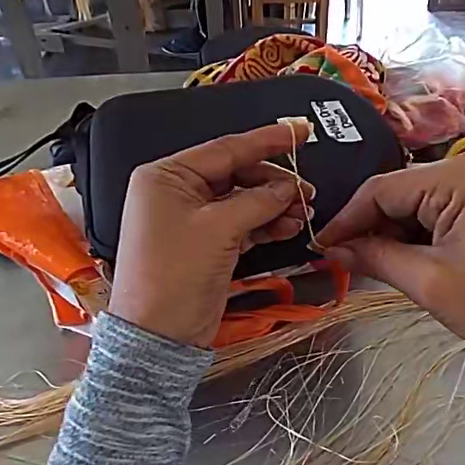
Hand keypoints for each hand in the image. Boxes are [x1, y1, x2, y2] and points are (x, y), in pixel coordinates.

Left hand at [108, 121, 314, 347]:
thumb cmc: (173, 275)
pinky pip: (239, 223)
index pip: (223, 149)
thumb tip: (287, 186)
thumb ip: (258, 200)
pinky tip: (287, 226)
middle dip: (272, 182)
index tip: (299, 131)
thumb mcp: (218, 228)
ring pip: (240, 199)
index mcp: (165, 176)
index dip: (265, 140)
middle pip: (234, 174)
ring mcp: (188, 218)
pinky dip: (263, 224)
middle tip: (305, 190)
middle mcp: (173, 192)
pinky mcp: (202, 243)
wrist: (159, 333)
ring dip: (273, 205)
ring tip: (302, 211)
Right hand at [313, 147, 464, 356]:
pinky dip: (411, 233)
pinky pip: (433, 208)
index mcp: (460, 177)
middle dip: (366, 226)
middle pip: (395, 191)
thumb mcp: (428, 283)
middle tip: (340, 259)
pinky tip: (399, 257)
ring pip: (411, 201)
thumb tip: (329, 248)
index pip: (380, 189)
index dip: (344, 219)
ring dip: (387, 232)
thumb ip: (373, 257)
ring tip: (367, 263)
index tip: (318, 247)